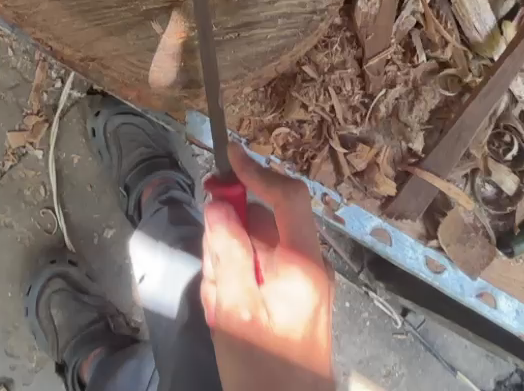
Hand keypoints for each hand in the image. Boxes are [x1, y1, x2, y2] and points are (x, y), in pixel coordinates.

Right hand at [201, 146, 335, 390]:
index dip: (258, 170)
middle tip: (212, 268)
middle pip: (268, 220)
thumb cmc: (262, 371)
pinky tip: (227, 305)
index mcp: (304, 263)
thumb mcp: (232, 310)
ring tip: (218, 298)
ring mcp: (306, 283)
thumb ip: (226, 251)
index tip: (227, 153)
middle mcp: (311, 265)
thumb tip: (219, 204)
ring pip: (261, 244)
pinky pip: (263, 268)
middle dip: (233, 230)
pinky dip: (240, 274)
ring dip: (232, 256)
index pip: (288, 196)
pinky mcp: (297, 299)